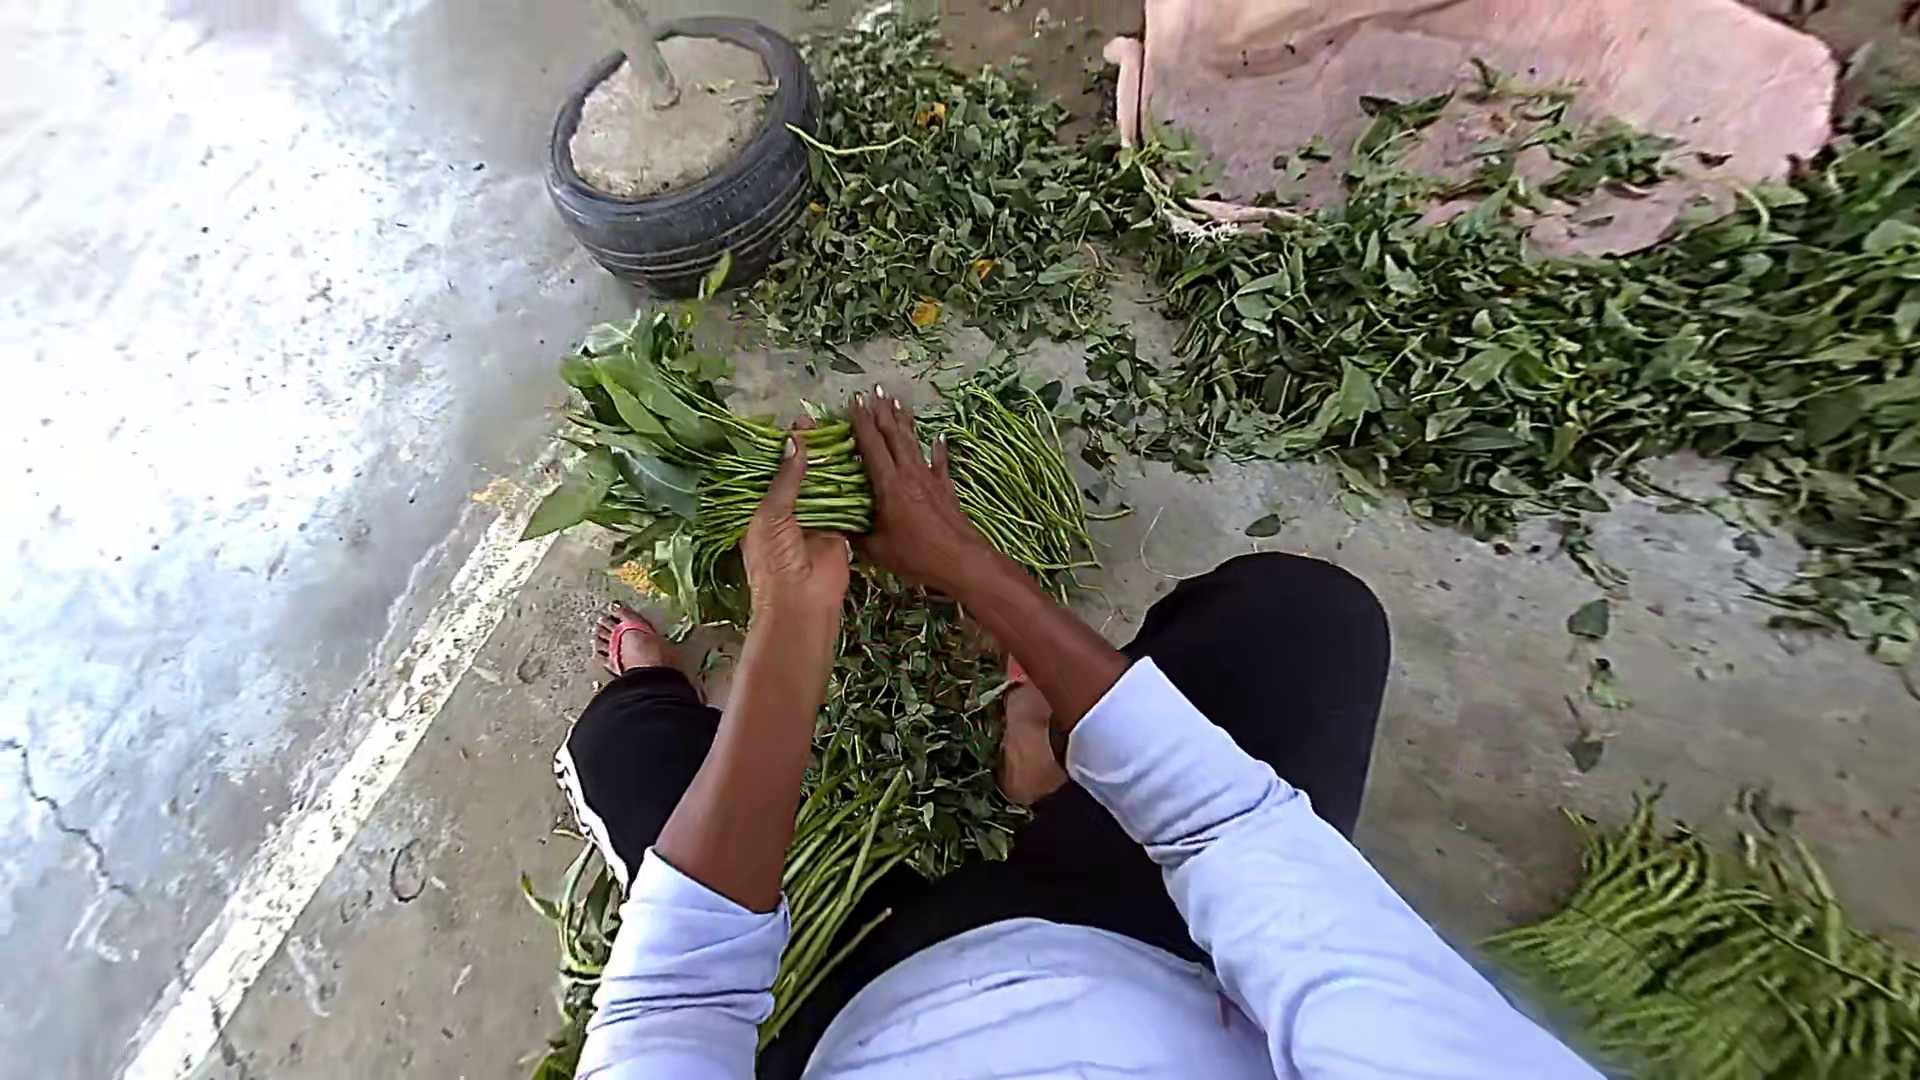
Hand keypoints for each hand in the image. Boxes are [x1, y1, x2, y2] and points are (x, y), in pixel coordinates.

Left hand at [741, 427, 849, 625]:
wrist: (801, 601)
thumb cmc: (775, 560)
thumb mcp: (771, 515)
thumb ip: (786, 479)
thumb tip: (794, 441)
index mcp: (764, 508)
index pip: (775, 470)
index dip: (787, 448)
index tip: (802, 424)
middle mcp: (790, 511)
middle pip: (803, 475)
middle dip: (814, 453)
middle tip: (830, 425)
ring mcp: (817, 520)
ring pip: (827, 486)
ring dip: (836, 466)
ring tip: (849, 437)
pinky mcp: (840, 530)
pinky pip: (848, 504)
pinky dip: (855, 487)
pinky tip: (863, 463)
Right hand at [848, 390, 998, 595]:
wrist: (960, 560)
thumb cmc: (916, 556)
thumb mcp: (877, 549)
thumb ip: (856, 536)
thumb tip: (835, 527)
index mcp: (889, 485)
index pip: (872, 446)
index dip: (862, 423)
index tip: (853, 403)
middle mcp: (910, 475)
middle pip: (894, 436)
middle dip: (882, 412)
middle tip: (873, 391)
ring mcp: (930, 479)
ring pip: (914, 443)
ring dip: (904, 422)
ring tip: (897, 402)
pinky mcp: (945, 489)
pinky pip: (940, 462)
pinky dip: (938, 448)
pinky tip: (939, 436)